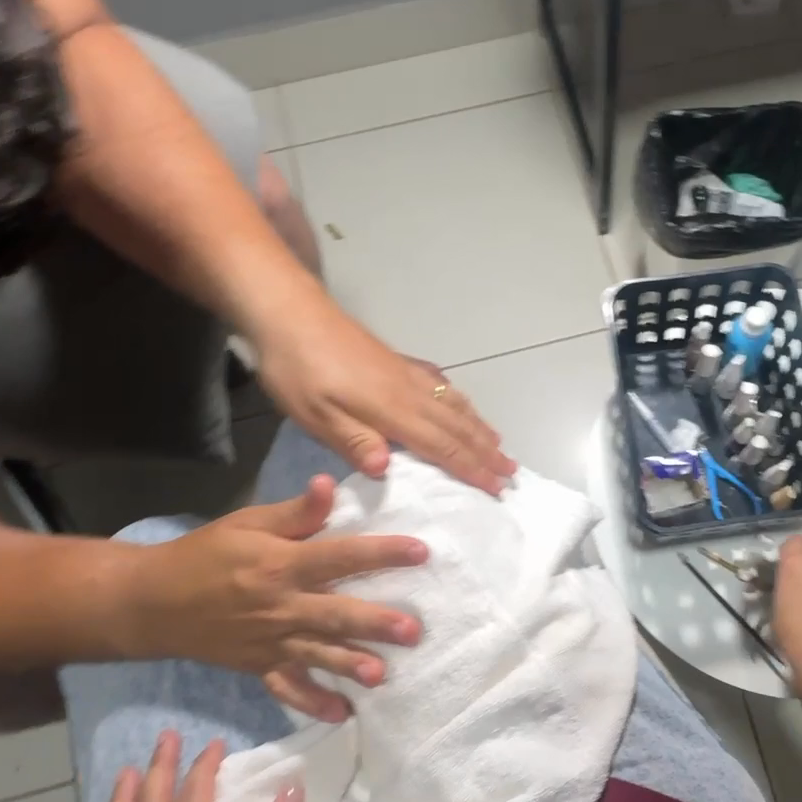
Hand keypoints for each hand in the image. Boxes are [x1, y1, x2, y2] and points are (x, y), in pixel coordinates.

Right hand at [122, 474, 425, 721]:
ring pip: (317, 655)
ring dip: (350, 665)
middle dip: (374, 623)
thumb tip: (330, 483)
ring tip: (381, 676)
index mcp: (281, 564)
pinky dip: (311, 703)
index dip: (382, 553)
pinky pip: (286, 689)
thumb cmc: (205, 554)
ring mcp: (269, 641)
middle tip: (412, 630)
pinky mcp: (258, 667)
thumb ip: (296, 512)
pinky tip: (341, 714)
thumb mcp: (248, 523)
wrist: (148, 601)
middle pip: (335, 614)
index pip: (341, 557)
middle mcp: (280, 606)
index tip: (421, 552)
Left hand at [252, 303, 515, 493]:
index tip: (496, 488)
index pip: (442, 446)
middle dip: (487, 453)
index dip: (471, 469)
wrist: (289, 312)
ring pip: (456, 405)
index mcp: (392, 411)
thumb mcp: (313, 414)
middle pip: (458, 427)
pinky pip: (443, 386)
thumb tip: (385, 469)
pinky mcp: (400, 362)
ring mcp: (409, 374)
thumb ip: (352, 440)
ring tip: (501, 446)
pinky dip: (462, 403)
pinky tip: (465, 407)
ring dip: (481, 429)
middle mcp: (411, 392)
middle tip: (512, 473)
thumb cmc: (297, 370)